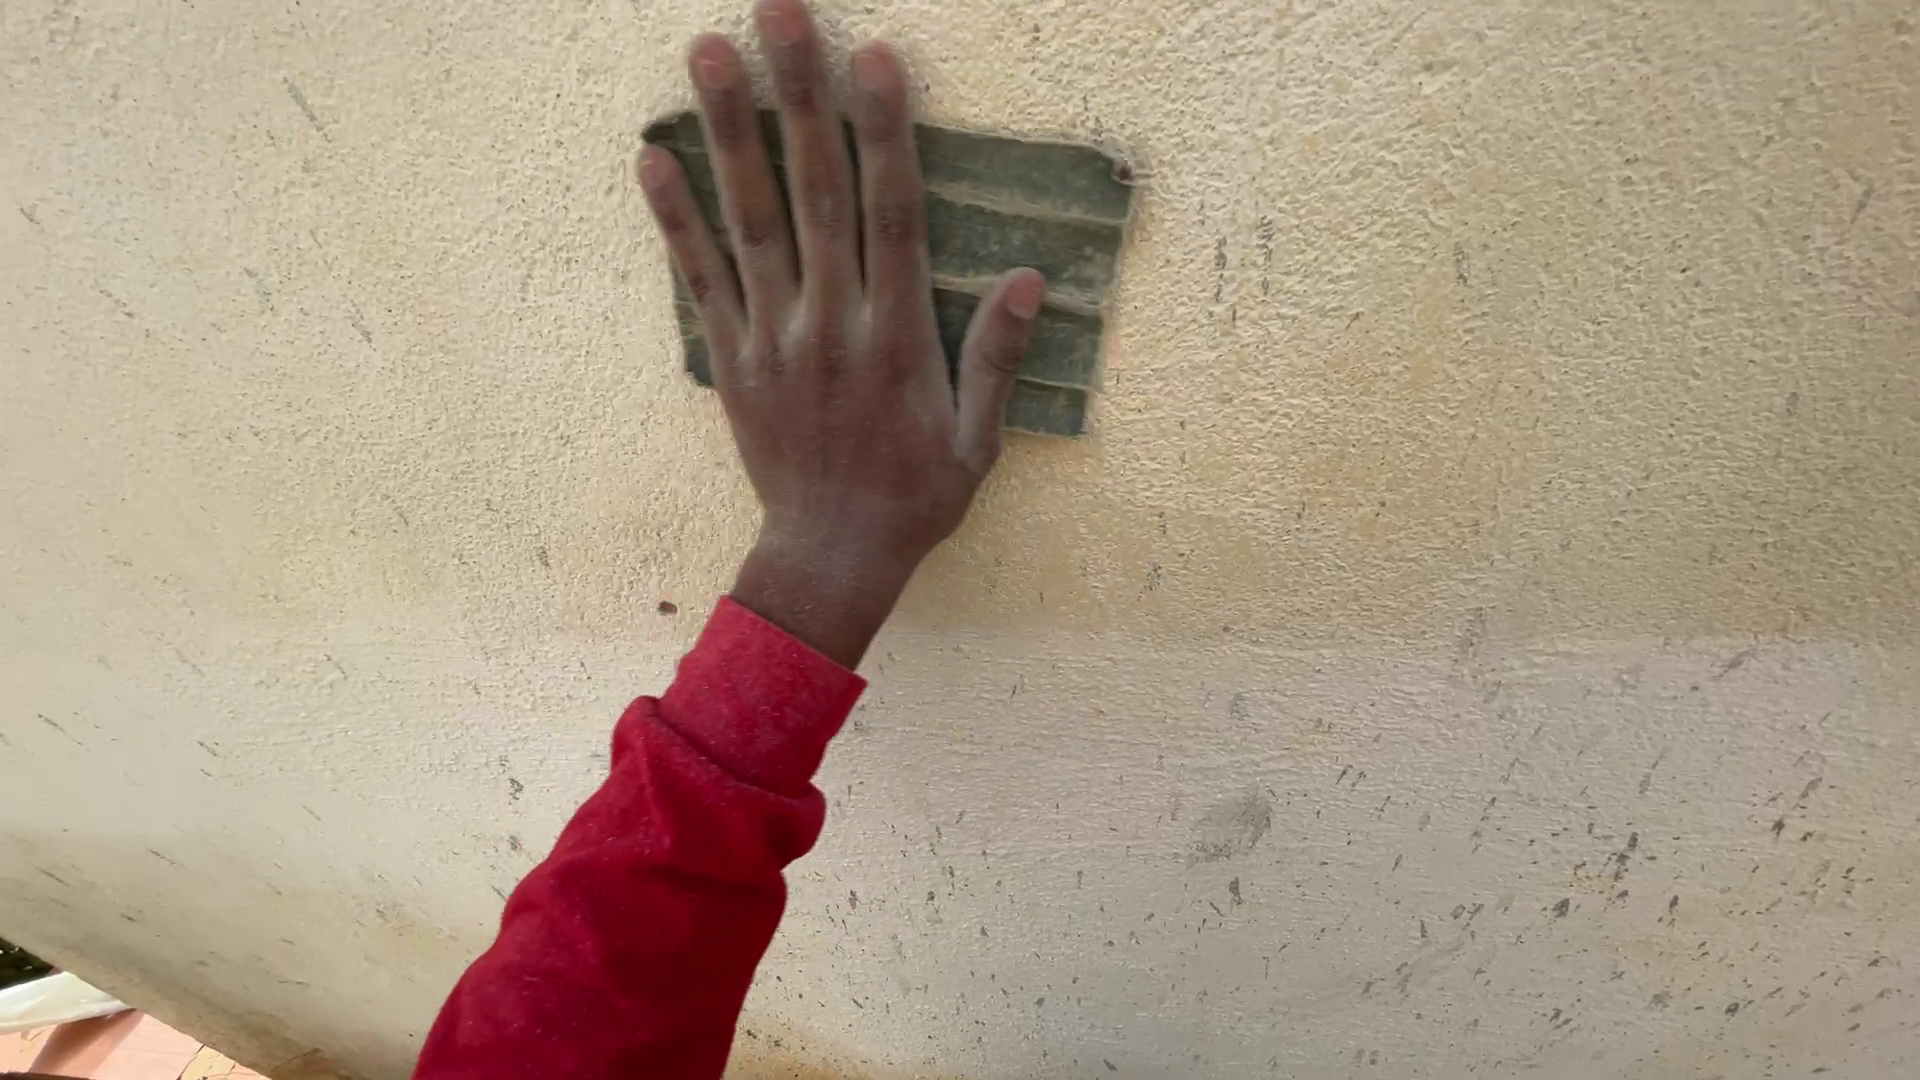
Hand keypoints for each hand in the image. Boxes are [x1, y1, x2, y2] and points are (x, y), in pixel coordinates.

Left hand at [640, 0, 1045, 666]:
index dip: (886, 135)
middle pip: (815, 196)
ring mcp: (773, 342)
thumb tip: (1029, 280)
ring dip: (728, 135)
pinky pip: (701, 283)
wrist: (831, 555)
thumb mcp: (978, 443)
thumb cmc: (914, 500)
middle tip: (781, 9)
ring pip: (750, 225)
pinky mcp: (732, 363)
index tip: (875, 56)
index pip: (893, 219)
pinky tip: (651, 158)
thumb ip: (997, 360)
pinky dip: (675, 221)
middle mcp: (831, 328)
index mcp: (897, 342)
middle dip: (801, 97)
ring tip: (708, 50)